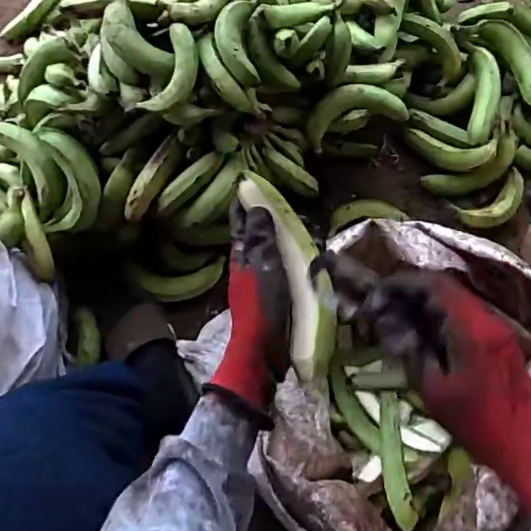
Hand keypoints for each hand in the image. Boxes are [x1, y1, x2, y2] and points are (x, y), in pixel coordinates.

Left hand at [204, 201, 291, 421]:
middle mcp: (243, 264)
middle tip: (271, 198)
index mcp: (241, 254)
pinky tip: (292, 255)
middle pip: (248, 233)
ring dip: (269, 234)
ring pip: (260, 248)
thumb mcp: (265, 266)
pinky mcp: (263, 294)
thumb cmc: (263, 304)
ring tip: (285, 222)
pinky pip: (271, 265)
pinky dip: (279, 254)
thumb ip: (261, 237)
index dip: (242, 201)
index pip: (239, 220)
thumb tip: (255, 205)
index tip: (247, 182)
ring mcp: (252, 280)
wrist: (261, 349)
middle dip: (256, 215)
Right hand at [378, 272, 530, 530]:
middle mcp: (488, 321)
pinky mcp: (501, 341)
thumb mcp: (435, 391)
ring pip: (456, 301)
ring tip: (400, 317)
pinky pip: (466, 316)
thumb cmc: (479, 423)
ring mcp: (498, 329)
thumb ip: (412, 352)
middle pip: (445, 289)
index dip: (403, 284)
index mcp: (472, 329)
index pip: (434, 286)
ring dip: (426, 303)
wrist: (528, 449)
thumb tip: (391, 327)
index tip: (380, 294)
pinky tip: (425, 333)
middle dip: (411, 292)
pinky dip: (442, 316)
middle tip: (385, 305)